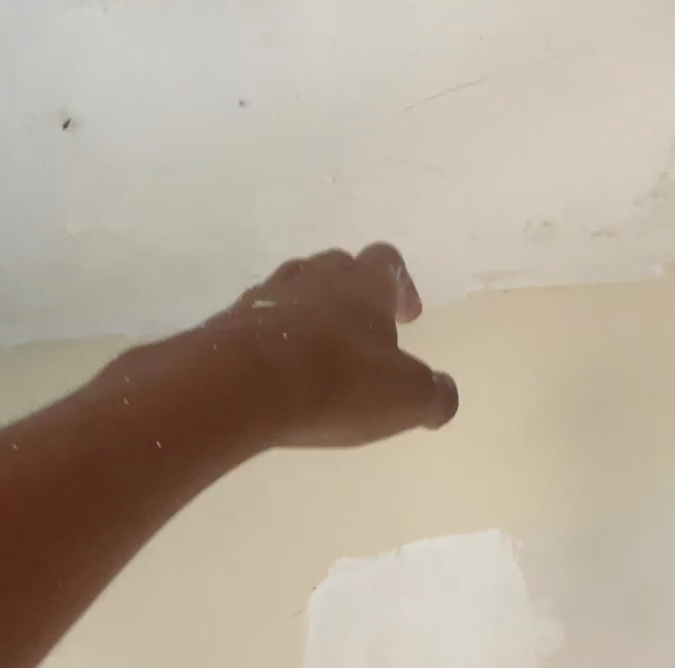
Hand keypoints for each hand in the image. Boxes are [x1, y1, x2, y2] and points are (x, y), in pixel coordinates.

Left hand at [203, 244, 457, 447]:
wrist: (243, 386)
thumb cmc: (339, 383)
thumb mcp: (407, 398)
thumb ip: (435, 395)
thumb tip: (443, 397)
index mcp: (363, 284)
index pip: (388, 262)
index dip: (402, 286)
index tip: (408, 316)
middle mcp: (314, 277)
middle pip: (338, 269)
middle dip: (355, 298)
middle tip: (364, 335)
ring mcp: (267, 297)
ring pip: (295, 293)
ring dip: (312, 317)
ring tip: (320, 356)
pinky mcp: (230, 325)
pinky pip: (260, 325)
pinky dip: (275, 343)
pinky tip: (279, 376)